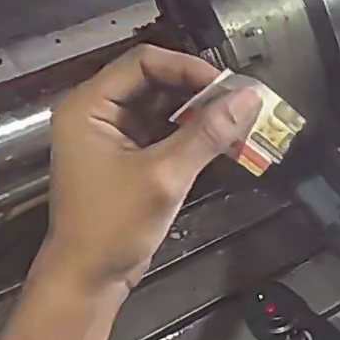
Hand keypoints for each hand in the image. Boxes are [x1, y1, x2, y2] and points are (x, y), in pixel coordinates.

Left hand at [39, 45, 260, 296]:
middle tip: (243, 105)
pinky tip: (226, 144)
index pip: (144, 63)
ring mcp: (115, 136)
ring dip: (203, 116)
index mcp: (90, 106)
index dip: (190, 69)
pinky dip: (196, 137)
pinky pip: (168, 134)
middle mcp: (100, 112)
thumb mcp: (165, 175)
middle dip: (202, 93)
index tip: (230, 87)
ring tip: (241, 124)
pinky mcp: (131, 158)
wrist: (89, 277)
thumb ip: (208, 134)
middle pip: (157, 83)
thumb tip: (250, 99)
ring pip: (166, 109)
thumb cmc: (114, 226)